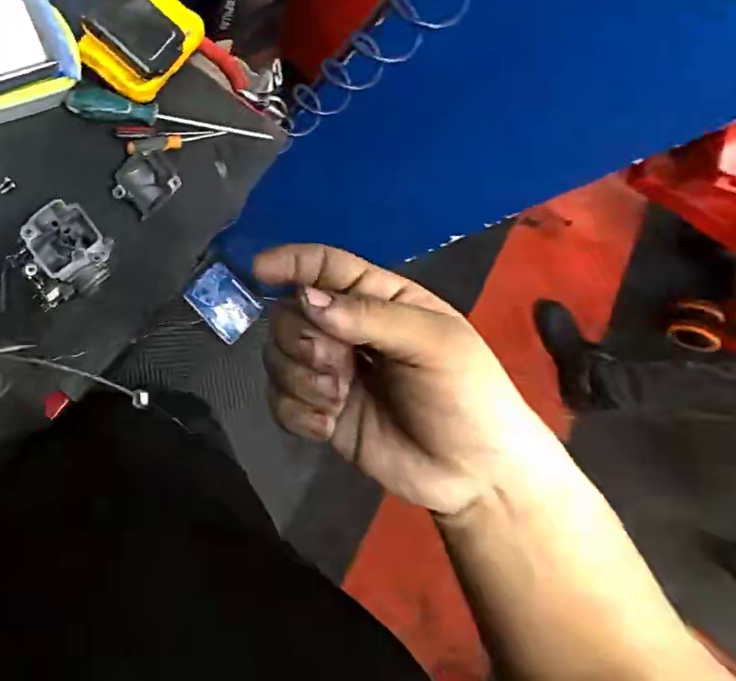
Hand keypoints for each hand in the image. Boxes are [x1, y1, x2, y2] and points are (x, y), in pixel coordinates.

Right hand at [257, 244, 563, 518]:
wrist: (477, 474)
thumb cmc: (468, 392)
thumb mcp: (433, 342)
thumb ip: (369, 316)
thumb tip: (305, 300)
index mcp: (380, 298)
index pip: (325, 266)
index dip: (291, 261)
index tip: (258, 269)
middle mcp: (348, 329)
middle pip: (289, 313)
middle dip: (303, 339)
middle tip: (339, 366)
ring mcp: (331, 372)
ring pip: (278, 356)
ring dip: (301, 379)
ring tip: (339, 400)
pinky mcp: (321, 413)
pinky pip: (279, 400)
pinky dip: (296, 412)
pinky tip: (328, 426)